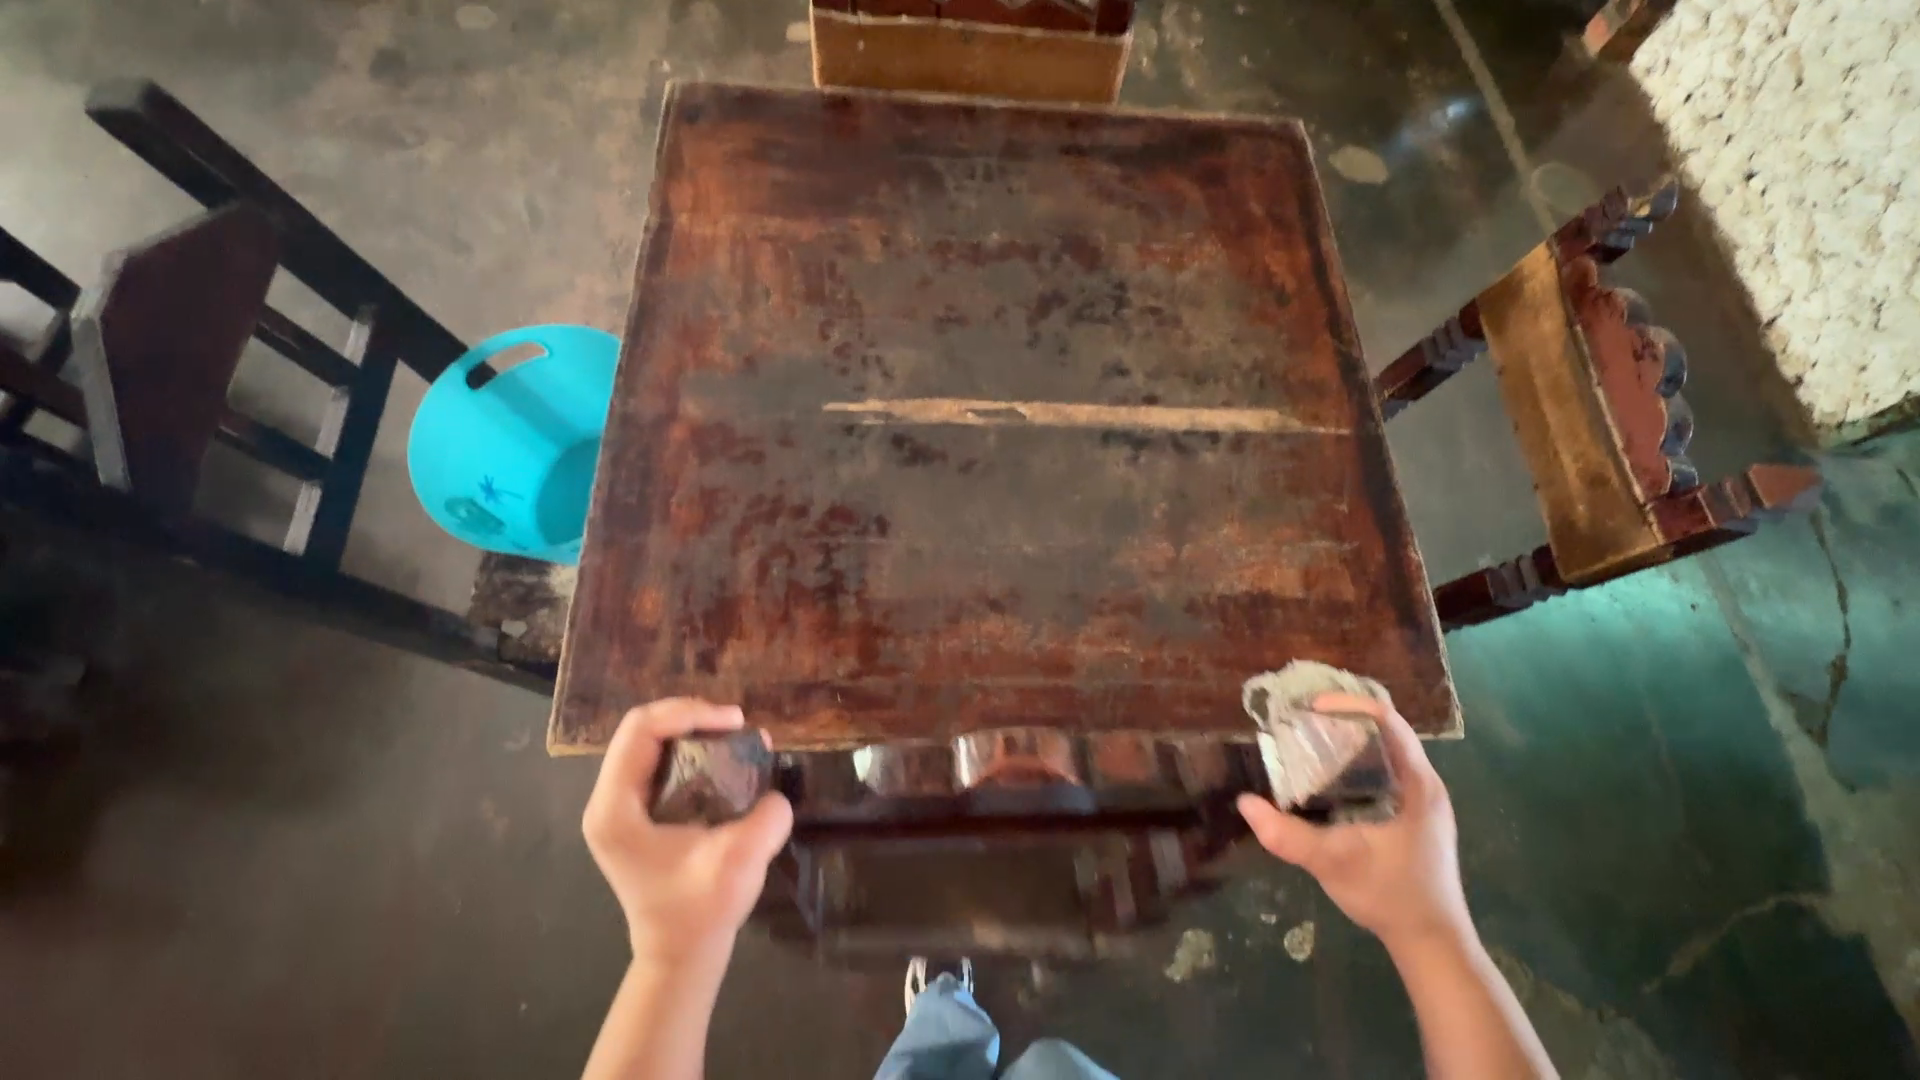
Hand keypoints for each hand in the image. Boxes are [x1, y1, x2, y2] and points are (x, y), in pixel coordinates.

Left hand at [582, 698, 793, 965]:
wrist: (681, 954)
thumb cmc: (701, 912)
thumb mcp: (741, 862)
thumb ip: (766, 819)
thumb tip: (774, 794)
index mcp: (616, 809)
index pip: (642, 730)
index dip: (689, 712)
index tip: (735, 721)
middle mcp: (608, 801)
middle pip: (644, 730)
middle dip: (694, 717)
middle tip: (738, 725)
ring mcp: (620, 808)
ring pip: (652, 742)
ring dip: (695, 731)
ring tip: (736, 738)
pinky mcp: (637, 815)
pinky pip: (660, 762)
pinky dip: (693, 750)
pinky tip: (725, 759)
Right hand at [1236, 693, 1470, 951]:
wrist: (1431, 942)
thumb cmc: (1390, 895)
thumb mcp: (1333, 862)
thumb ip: (1288, 835)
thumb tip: (1245, 803)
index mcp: (1417, 784)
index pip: (1388, 721)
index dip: (1349, 705)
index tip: (1311, 708)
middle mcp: (1424, 784)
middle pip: (1384, 732)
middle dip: (1340, 721)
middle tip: (1300, 723)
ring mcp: (1421, 802)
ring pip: (1383, 753)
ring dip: (1347, 743)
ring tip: (1306, 745)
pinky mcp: (1413, 817)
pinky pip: (1383, 773)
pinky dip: (1354, 764)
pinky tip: (1326, 782)